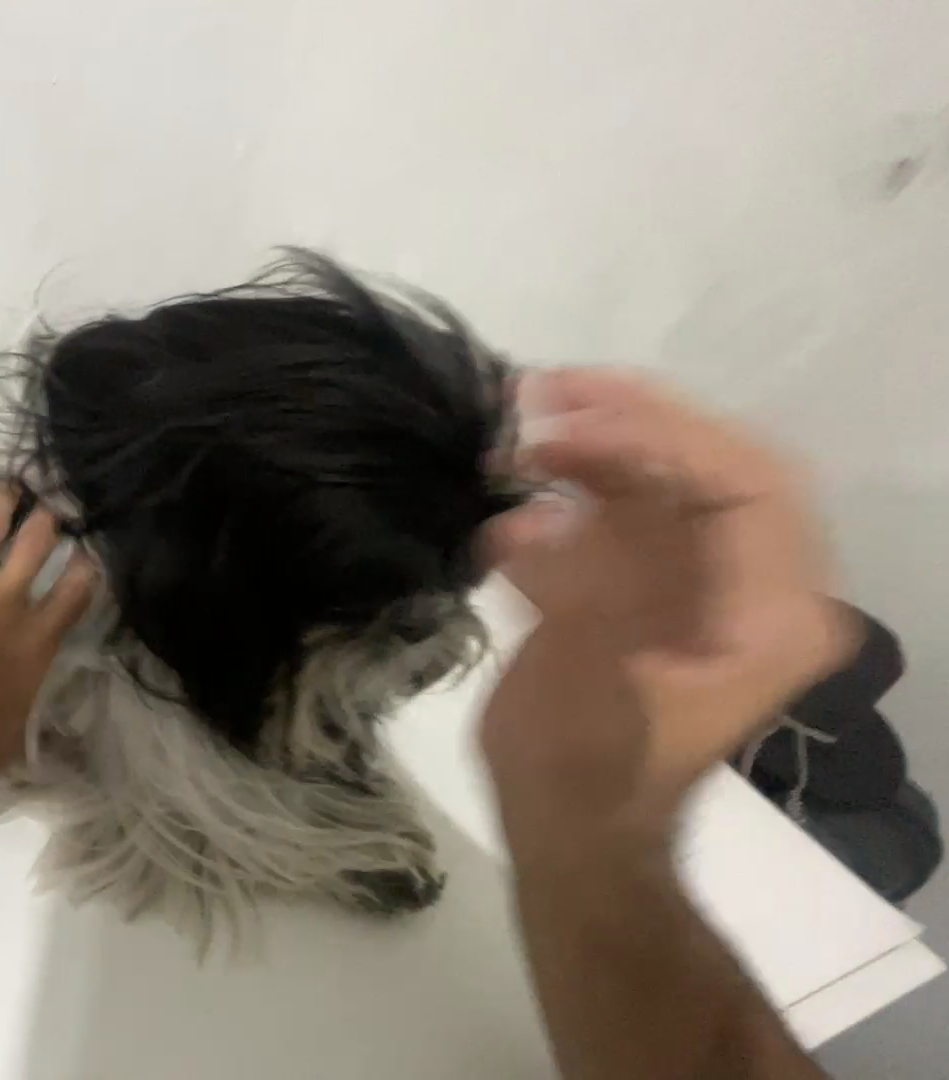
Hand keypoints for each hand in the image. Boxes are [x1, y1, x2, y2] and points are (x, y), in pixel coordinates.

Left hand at [0, 484, 98, 808]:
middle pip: (37, 542)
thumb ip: (27, 715)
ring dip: (0, 499)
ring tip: (4, 487)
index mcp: (35, 645)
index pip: (76, 591)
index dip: (84, 566)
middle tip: (43, 509)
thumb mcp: (7, 747)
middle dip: (45, 520)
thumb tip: (37, 712)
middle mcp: (5, 603)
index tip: (84, 553)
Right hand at [478, 370, 855, 857]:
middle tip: (535, 397)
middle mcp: (745, 586)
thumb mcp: (586, 693)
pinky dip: (568, 486)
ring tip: (515, 434)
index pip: (748, 487)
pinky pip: (616, 514)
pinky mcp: (639, 589)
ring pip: (659, 485)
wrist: (569, 819)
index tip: (570, 412)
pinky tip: (515, 484)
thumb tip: (526, 521)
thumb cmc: (584, 771)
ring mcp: (692, 585)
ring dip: (592, 447)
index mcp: (764, 612)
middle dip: (627, 422)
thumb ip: (574, 599)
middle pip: (707, 470)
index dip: (667, 433)